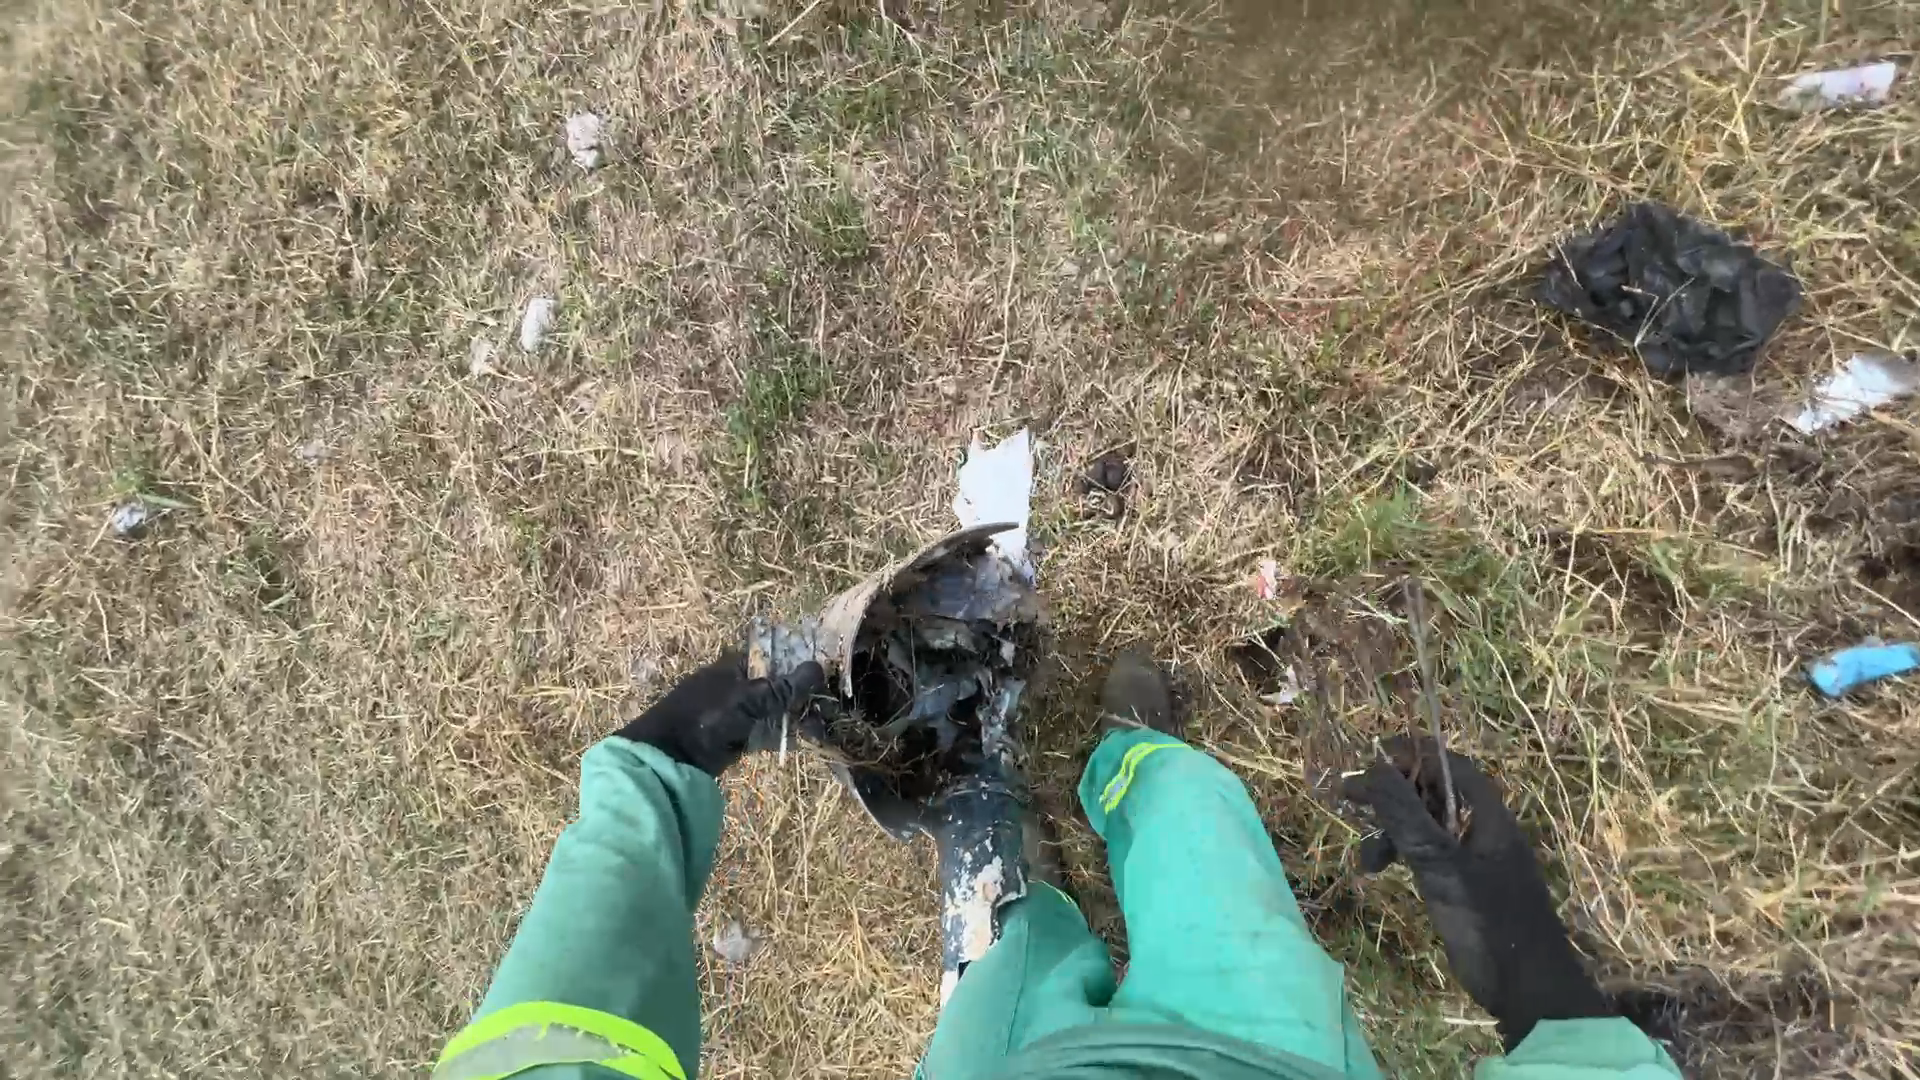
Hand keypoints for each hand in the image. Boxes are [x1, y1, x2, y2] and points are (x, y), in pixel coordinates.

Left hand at [615, 654, 825, 776]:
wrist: (668, 757)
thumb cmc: (707, 716)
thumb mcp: (750, 698)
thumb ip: (784, 687)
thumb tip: (819, 668)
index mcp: (735, 665)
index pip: (774, 659)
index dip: (798, 666)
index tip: (822, 678)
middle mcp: (736, 685)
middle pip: (776, 686)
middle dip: (800, 697)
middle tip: (823, 709)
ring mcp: (734, 712)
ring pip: (773, 710)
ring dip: (794, 718)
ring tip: (817, 729)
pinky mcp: (734, 737)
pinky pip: (764, 732)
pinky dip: (781, 735)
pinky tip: (800, 741)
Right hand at [1342, 737, 1611, 1047]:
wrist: (1526, 990)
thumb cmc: (1486, 917)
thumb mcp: (1438, 861)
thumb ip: (1403, 812)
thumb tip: (1372, 766)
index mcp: (1488, 815)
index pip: (1448, 764)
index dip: (1410, 755)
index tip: (1371, 758)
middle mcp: (1479, 827)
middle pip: (1429, 791)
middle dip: (1388, 792)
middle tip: (1348, 795)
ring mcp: (1468, 854)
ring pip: (1419, 821)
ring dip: (1386, 828)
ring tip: (1363, 848)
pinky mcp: (1456, 879)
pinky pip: (1420, 849)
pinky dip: (1395, 852)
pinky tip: (1374, 868)